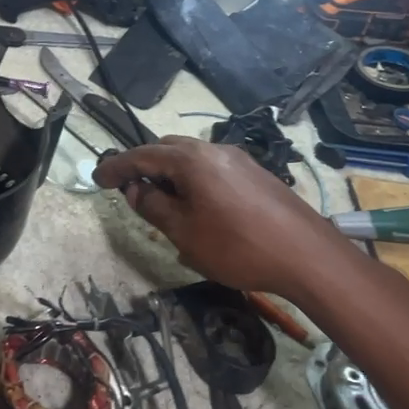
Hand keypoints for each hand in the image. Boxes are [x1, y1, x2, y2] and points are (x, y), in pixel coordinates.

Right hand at [94, 137, 359, 301]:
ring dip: (172, 174)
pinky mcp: (258, 175)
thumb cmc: (239, 246)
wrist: (311, 259)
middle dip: (144, 166)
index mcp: (190, 159)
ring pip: (191, 158)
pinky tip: (201, 207)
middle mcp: (212, 150)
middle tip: (132, 190)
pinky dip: (195, 180)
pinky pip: (213, 169)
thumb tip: (137, 190)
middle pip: (166, 149)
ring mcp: (239, 160)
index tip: (97, 177)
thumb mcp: (184, 232)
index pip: (140, 156)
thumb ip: (153, 207)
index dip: (115, 167)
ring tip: (166, 202)